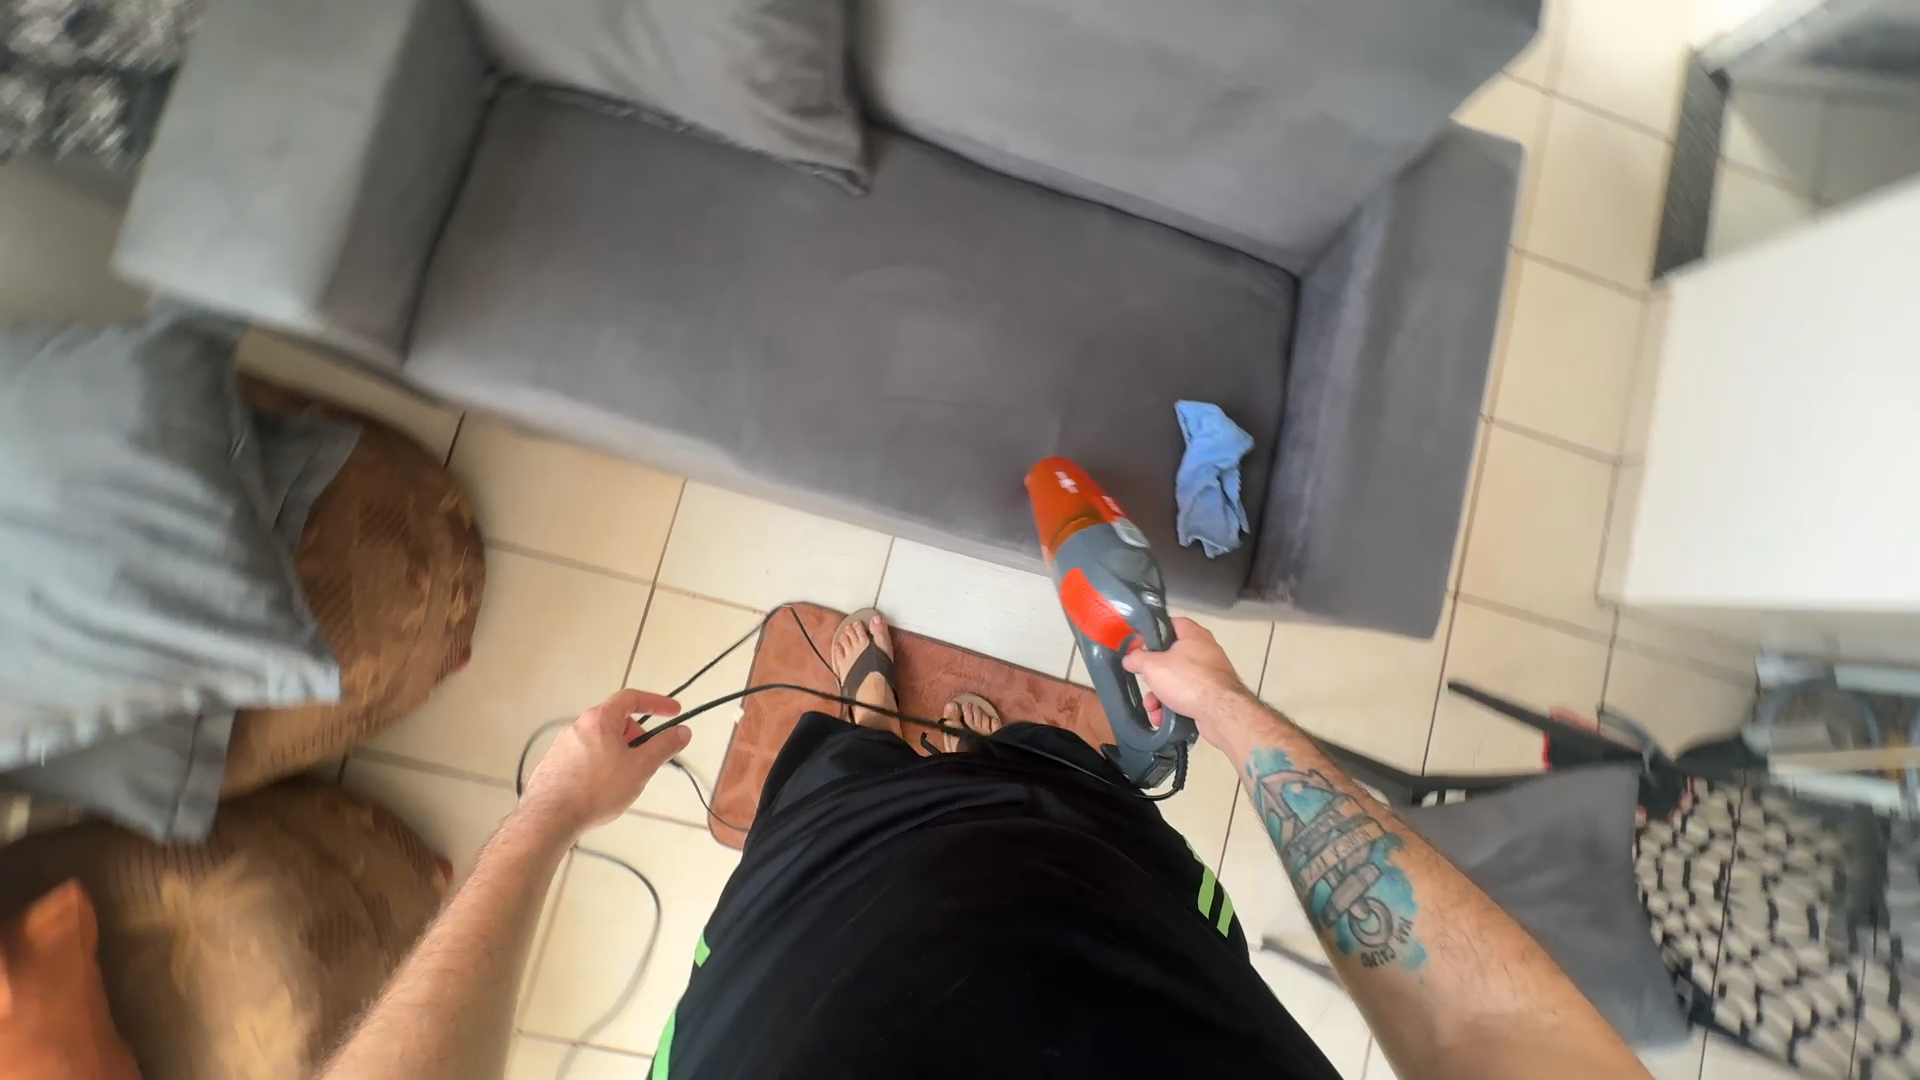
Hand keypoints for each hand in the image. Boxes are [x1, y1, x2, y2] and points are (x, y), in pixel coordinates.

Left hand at [518, 688, 691, 839]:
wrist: (547, 821)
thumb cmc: (596, 790)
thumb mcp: (640, 767)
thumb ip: (664, 746)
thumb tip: (683, 731)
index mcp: (599, 720)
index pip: (632, 698)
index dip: (656, 703)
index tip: (674, 712)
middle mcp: (577, 726)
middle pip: (616, 720)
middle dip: (636, 736)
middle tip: (646, 758)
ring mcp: (561, 746)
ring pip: (601, 740)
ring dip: (619, 752)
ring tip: (624, 779)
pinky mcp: (552, 765)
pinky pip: (586, 756)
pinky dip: (601, 764)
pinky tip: (602, 789)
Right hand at [1122, 618, 1260, 749]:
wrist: (1221, 714)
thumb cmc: (1188, 680)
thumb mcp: (1152, 666)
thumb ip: (1136, 658)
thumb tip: (1129, 658)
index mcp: (1194, 635)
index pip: (1172, 623)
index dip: (1154, 631)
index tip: (1140, 643)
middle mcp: (1205, 651)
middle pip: (1171, 656)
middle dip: (1154, 674)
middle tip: (1146, 681)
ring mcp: (1211, 674)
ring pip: (1177, 680)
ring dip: (1160, 695)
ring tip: (1153, 707)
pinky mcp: (1213, 695)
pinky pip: (1187, 696)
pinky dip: (1174, 706)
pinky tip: (1163, 717)